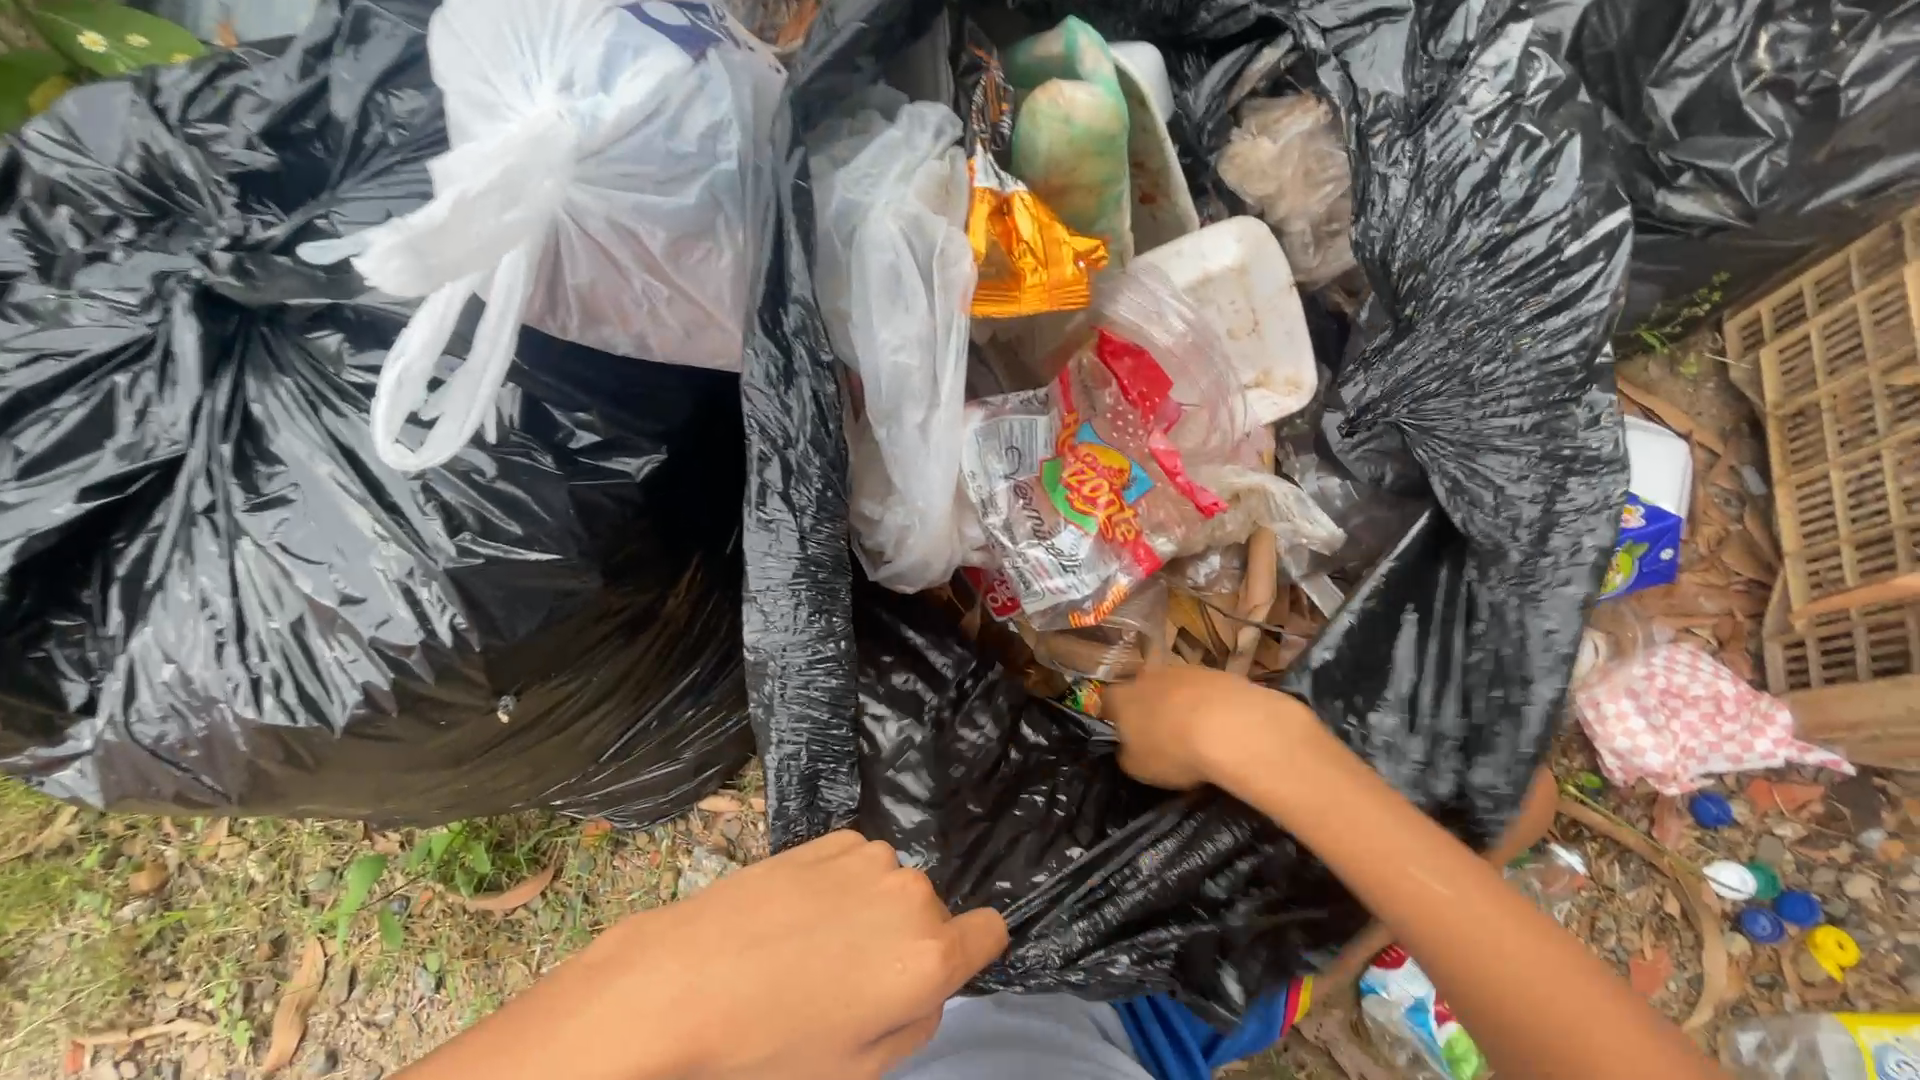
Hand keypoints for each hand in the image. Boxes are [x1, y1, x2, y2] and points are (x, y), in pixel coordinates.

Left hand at [622, 830, 1006, 1079]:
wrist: (683, 979)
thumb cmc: (769, 1044)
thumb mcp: (857, 1068)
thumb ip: (915, 1022)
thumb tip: (928, 985)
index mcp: (928, 957)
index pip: (990, 933)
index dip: (969, 954)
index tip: (930, 973)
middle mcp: (911, 895)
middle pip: (933, 915)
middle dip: (906, 942)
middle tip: (847, 979)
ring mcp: (870, 859)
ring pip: (892, 888)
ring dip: (871, 910)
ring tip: (811, 945)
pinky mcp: (832, 838)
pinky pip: (858, 864)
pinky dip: (842, 884)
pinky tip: (796, 912)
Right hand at [1103, 666, 1315, 789]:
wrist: (1231, 727)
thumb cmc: (1173, 750)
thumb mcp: (1138, 768)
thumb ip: (1126, 755)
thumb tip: (1127, 748)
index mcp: (1121, 698)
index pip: (1106, 702)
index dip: (1113, 718)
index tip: (1124, 735)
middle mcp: (1147, 676)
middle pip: (1141, 689)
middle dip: (1149, 707)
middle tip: (1161, 733)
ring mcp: (1182, 670)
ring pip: (1174, 687)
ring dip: (1180, 704)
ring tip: (1196, 732)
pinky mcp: (1215, 672)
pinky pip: (1204, 690)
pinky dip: (1208, 704)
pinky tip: (1221, 725)